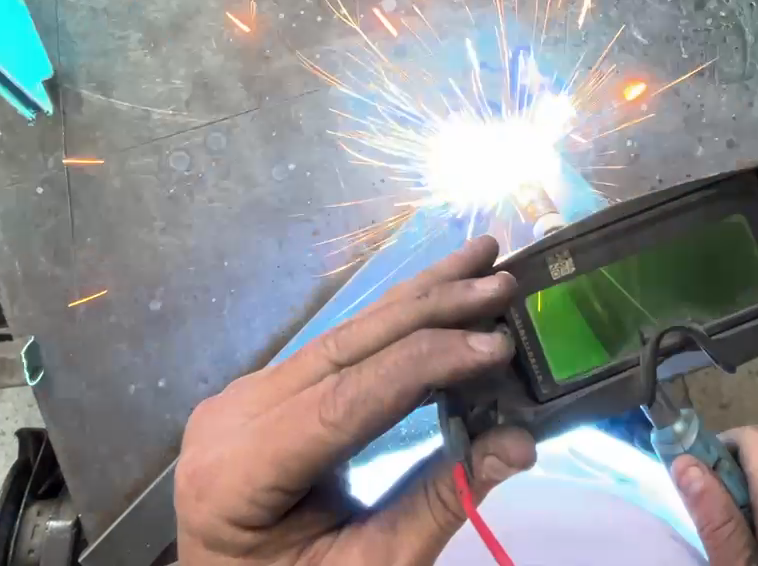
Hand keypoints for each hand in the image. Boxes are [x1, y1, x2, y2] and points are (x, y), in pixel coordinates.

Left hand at [176, 234, 537, 564]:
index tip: (498, 343)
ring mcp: (249, 392)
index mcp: (242, 468)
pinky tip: (435, 289)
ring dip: (421, 294)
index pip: (347, 397)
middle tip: (501, 281)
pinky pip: (340, 345)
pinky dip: (396, 319)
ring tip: (480, 254)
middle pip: (349, 345)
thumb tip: (519, 441)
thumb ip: (436, 504)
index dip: (427, 362)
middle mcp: (237, 410)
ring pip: (348, 330)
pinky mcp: (269, 387)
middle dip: (434, 308)